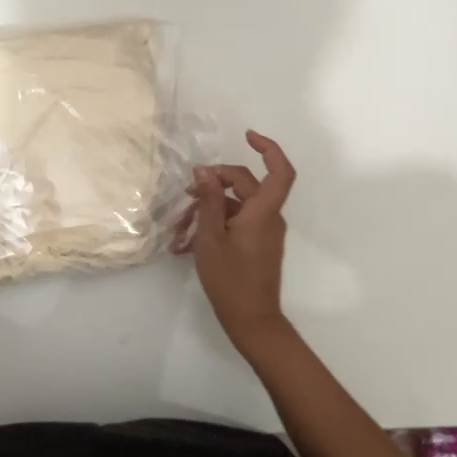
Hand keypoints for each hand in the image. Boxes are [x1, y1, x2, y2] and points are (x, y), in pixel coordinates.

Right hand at [182, 130, 296, 355]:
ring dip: (206, 211)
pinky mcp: (256, 246)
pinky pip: (235, 224)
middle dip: (212, 185)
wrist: (251, 320)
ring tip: (177, 230)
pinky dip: (212, 227)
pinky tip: (185, 244)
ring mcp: (263, 232)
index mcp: (263, 211)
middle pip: (245, 185)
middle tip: (184, 195)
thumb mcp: (211, 236)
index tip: (246, 136)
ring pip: (235, 206)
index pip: (279, 170)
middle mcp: (268, 217)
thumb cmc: (230, 278)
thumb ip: (208, 201)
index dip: (267, 148)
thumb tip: (204, 170)